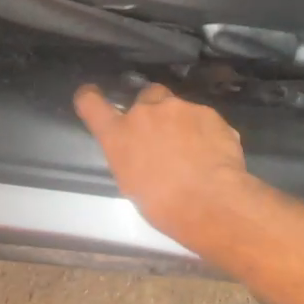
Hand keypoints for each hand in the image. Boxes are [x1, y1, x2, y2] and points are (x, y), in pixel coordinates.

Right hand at [74, 83, 257, 246]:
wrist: (212, 206)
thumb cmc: (164, 206)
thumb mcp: (131, 183)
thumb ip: (129, 155)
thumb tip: (140, 151)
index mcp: (118, 134)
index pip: (91, 102)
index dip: (90, 97)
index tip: (93, 96)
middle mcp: (145, 112)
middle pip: (145, 96)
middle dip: (152, 111)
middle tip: (162, 136)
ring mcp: (179, 108)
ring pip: (177, 106)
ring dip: (180, 122)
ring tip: (193, 150)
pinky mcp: (209, 114)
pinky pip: (203, 118)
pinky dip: (205, 131)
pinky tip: (212, 154)